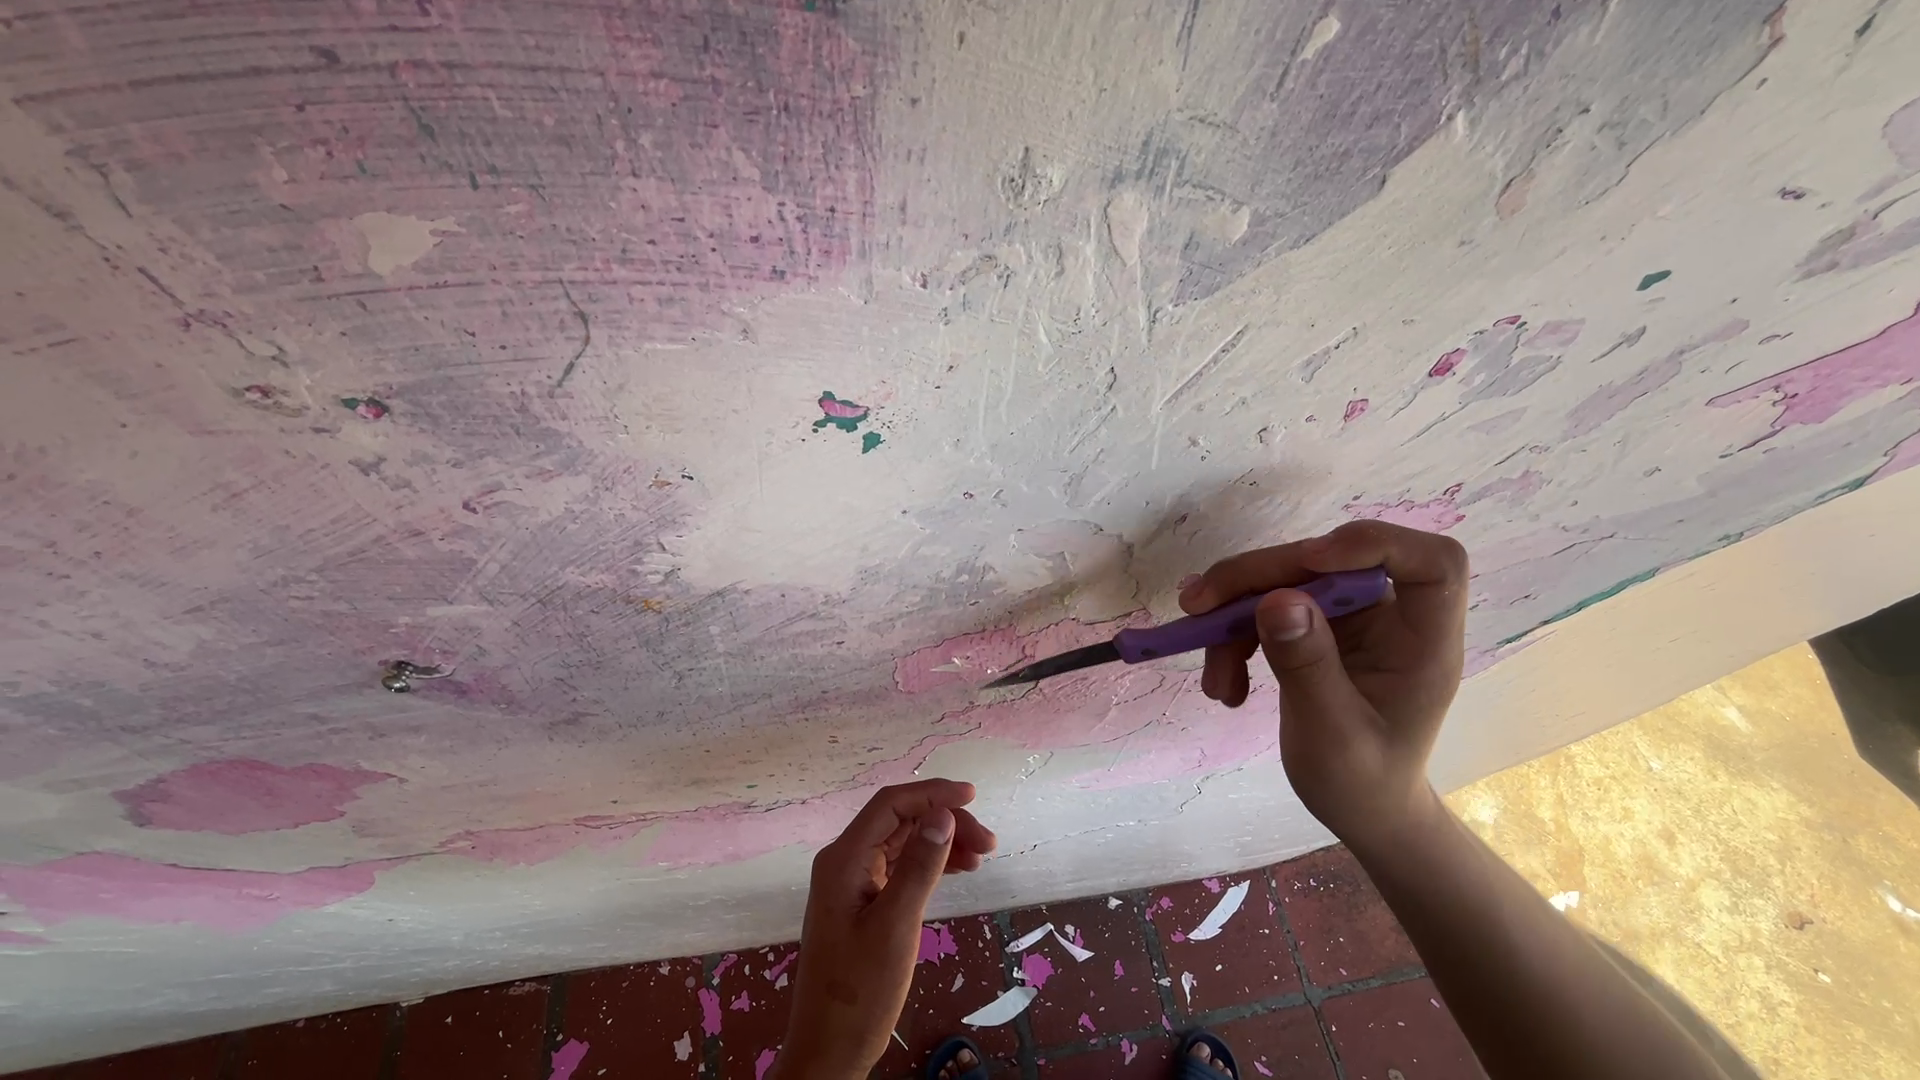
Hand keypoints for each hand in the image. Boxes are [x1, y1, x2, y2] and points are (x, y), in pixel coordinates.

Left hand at [772, 780, 997, 1079]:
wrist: (829, 1050)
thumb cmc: (860, 991)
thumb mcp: (897, 925)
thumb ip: (920, 867)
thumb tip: (944, 814)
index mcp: (844, 859)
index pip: (890, 805)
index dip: (932, 794)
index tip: (973, 797)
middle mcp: (845, 861)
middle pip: (899, 821)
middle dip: (944, 821)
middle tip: (989, 843)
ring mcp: (852, 882)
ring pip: (902, 842)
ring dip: (942, 842)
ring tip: (982, 857)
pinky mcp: (862, 903)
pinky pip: (899, 867)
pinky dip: (930, 863)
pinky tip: (959, 869)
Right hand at [1179, 520, 1468, 853]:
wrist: (1359, 808)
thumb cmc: (1361, 782)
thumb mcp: (1331, 735)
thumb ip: (1307, 666)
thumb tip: (1278, 599)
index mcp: (1423, 642)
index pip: (1432, 564)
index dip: (1374, 546)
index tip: (1308, 562)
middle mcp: (1390, 618)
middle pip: (1329, 563)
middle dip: (1259, 577)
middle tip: (1198, 605)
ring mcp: (1351, 620)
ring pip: (1286, 582)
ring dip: (1233, 616)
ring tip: (1214, 678)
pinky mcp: (1318, 628)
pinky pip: (1268, 609)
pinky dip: (1234, 639)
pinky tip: (1225, 685)